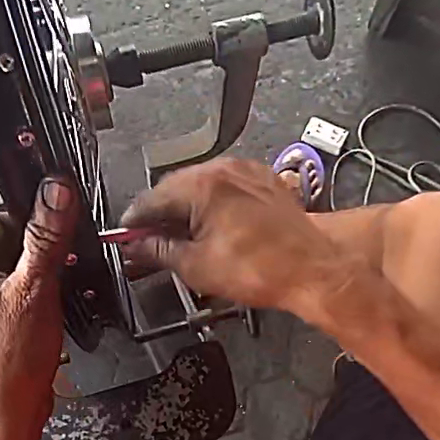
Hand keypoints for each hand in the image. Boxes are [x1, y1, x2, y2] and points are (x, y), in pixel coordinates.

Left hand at [0, 177, 77, 439]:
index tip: (56, 239)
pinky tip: (37, 325)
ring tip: (44, 309)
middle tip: (53, 281)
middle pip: (0, 251)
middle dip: (32, 262)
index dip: (32, 229)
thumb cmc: (10, 365)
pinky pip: (1, 303)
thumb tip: (55, 194)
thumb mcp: (38, 291)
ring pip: (2, 278)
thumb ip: (47, 239)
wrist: (3, 418)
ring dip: (30, 286)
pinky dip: (23, 307)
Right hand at [119, 158, 356, 313]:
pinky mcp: (263, 183)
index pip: (151, 199)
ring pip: (201, 188)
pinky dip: (213, 207)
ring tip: (183, 242)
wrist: (312, 269)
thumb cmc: (266, 268)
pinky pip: (226, 190)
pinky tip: (212, 231)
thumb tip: (138, 247)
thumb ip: (159, 252)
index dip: (134, 222)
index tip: (126, 236)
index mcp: (203, 185)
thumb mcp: (197, 266)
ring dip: (187, 211)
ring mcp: (247, 174)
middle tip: (150, 243)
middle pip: (175, 189)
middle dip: (161, 216)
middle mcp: (225, 170)